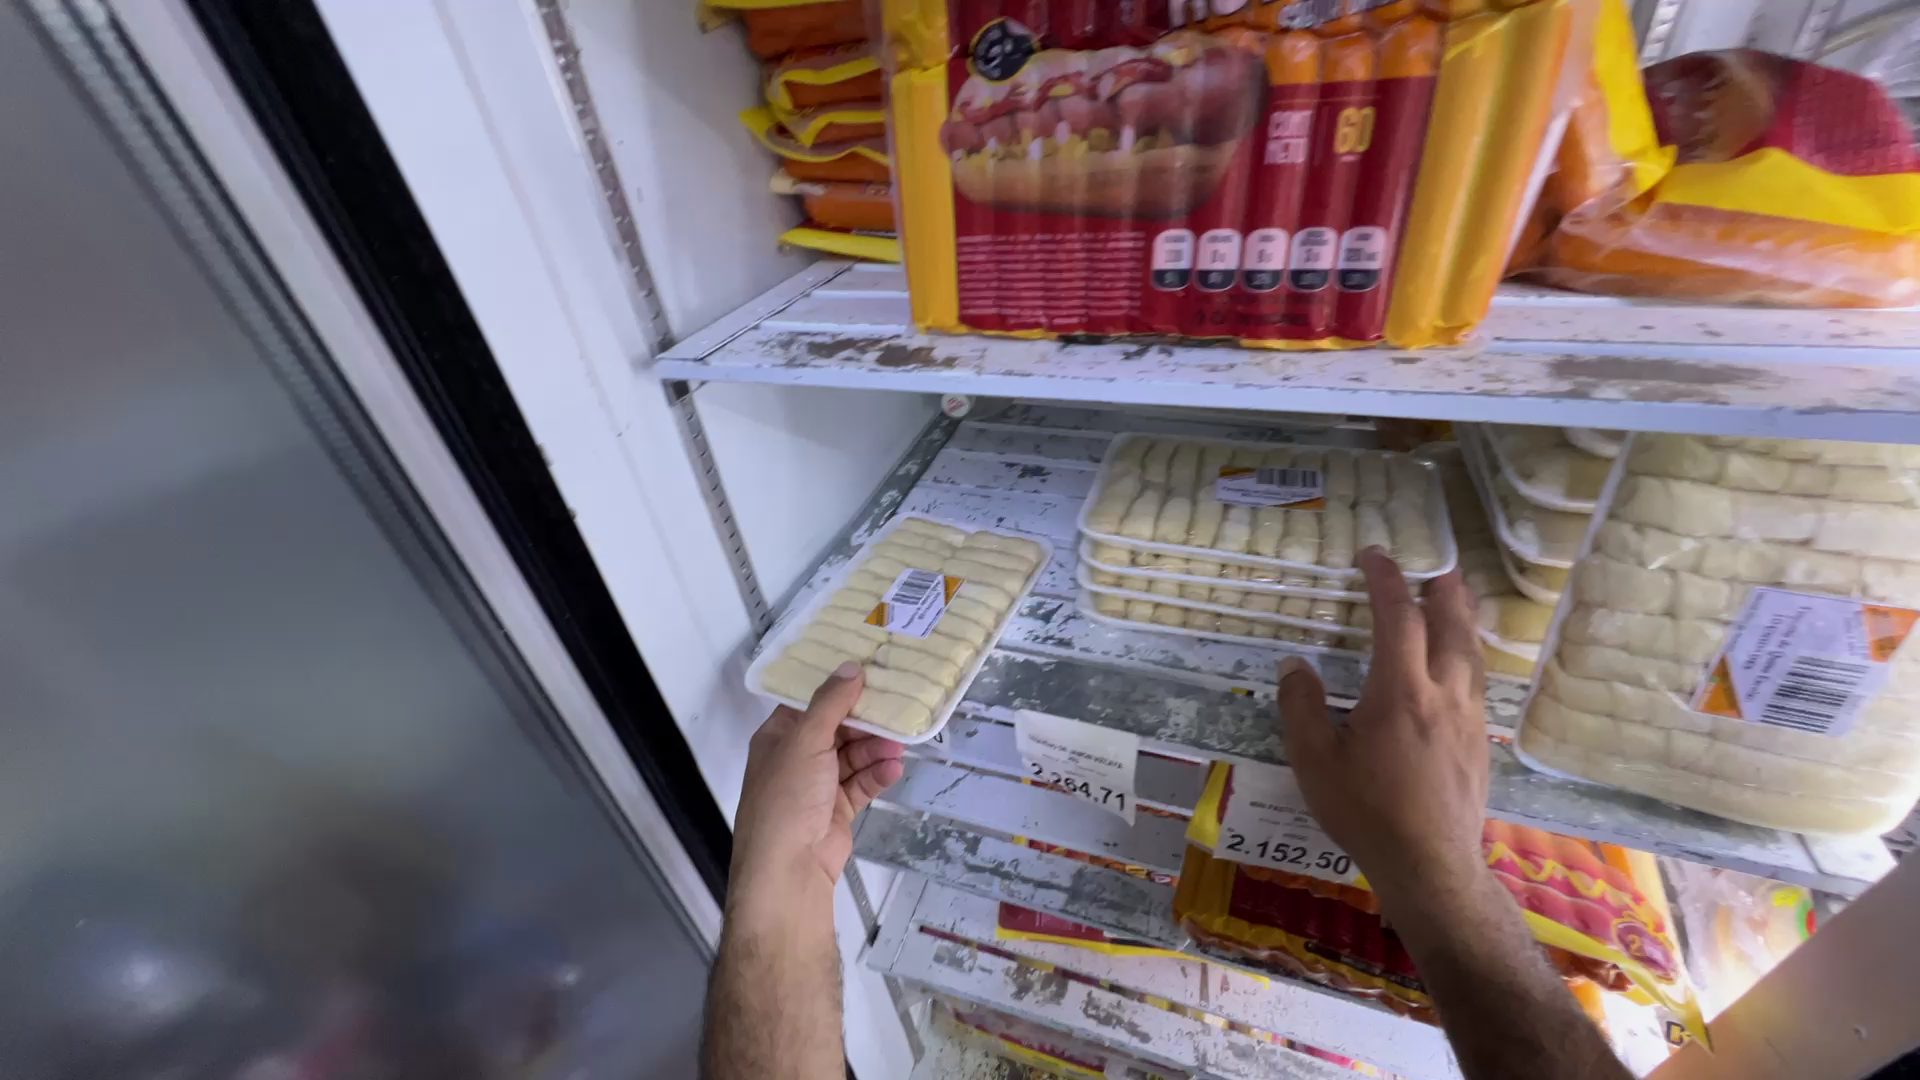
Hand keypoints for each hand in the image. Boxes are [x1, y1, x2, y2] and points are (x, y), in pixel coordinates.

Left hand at [731, 662, 905, 904]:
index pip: (809, 704)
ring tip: (898, 746)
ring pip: (852, 757)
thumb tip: (851, 666)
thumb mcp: (807, 740)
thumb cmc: (789, 796)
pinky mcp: (836, 810)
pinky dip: (876, 775)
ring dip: (874, 750)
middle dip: (865, 723)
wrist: (789, 869)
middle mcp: (796, 758)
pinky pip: (860, 783)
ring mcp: (816, 786)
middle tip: (894, 711)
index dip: (837, 689)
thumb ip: (831, 703)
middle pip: (836, 729)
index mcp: (779, 738)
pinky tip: (894, 769)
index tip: (869, 672)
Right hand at [1276, 547, 1487, 897]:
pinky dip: (1467, 655)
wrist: (1429, 866)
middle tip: (1436, 564)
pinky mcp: (1479, 744)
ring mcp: (1468, 721)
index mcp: (1400, 693)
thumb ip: (1301, 705)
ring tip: (1454, 601)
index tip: (1374, 555)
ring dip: (1462, 620)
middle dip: (1443, 590)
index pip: (1398, 619)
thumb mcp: (1313, 758)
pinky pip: (1476, 683)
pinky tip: (1458, 664)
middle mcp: (1444, 696)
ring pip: (1472, 655)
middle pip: (1453, 627)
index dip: (1387, 581)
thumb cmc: (1364, 809)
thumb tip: (1295, 663)